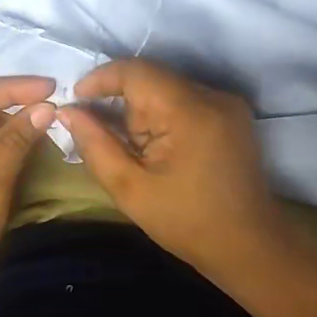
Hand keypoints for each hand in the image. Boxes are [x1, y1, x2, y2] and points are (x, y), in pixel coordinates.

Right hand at [58, 60, 283, 271]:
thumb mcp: (129, 189)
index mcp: (189, 111)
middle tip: (97, 133)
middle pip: (151, 78)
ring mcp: (226, 104)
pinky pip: (183, 100)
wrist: (248, 246)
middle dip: (119, 100)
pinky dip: (160, 115)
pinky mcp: (231, 115)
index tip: (74, 100)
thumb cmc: (186, 222)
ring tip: (128, 147)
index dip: (100, 79)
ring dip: (140, 110)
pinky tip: (152, 147)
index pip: (136, 71)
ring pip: (166, 88)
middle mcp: (212, 96)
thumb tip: (68, 112)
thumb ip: (95, 145)